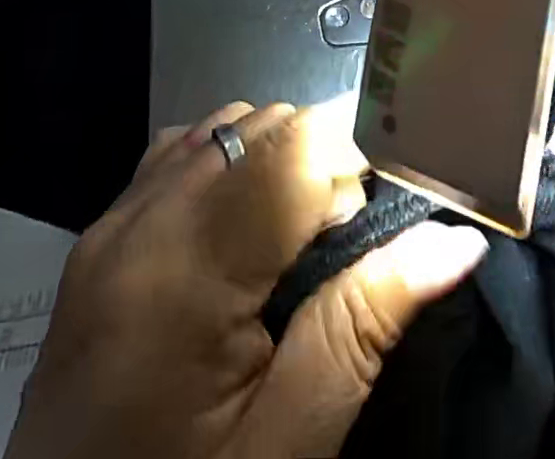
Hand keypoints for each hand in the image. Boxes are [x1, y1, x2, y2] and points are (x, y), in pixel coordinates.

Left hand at [5, 101, 487, 458]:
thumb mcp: (287, 440)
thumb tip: (455, 242)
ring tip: (292, 238)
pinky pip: (175, 155)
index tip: (376, 217)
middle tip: (338, 241)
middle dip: (316, 159)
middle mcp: (138, 220)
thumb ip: (362, 325)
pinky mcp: (100, 230)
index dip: (349, 161)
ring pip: (215, 130)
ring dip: (273, 159)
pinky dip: (225, 165)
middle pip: (252, 127)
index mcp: (184, 270)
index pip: (287, 148)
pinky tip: (240, 227)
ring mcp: (110, 219)